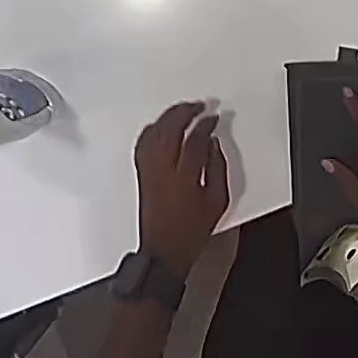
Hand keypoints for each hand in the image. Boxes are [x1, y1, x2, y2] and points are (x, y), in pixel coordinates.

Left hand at [133, 102, 229, 278]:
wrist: (164, 251)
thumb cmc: (192, 231)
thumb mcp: (217, 201)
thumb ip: (217, 168)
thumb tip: (213, 144)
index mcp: (184, 178)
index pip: (194, 140)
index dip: (205, 125)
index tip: (213, 118)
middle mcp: (163, 170)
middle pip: (170, 130)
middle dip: (185, 112)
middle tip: (198, 106)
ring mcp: (148, 171)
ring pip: (155, 133)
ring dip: (168, 116)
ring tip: (183, 109)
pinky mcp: (141, 173)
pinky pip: (143, 143)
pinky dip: (152, 129)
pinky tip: (160, 124)